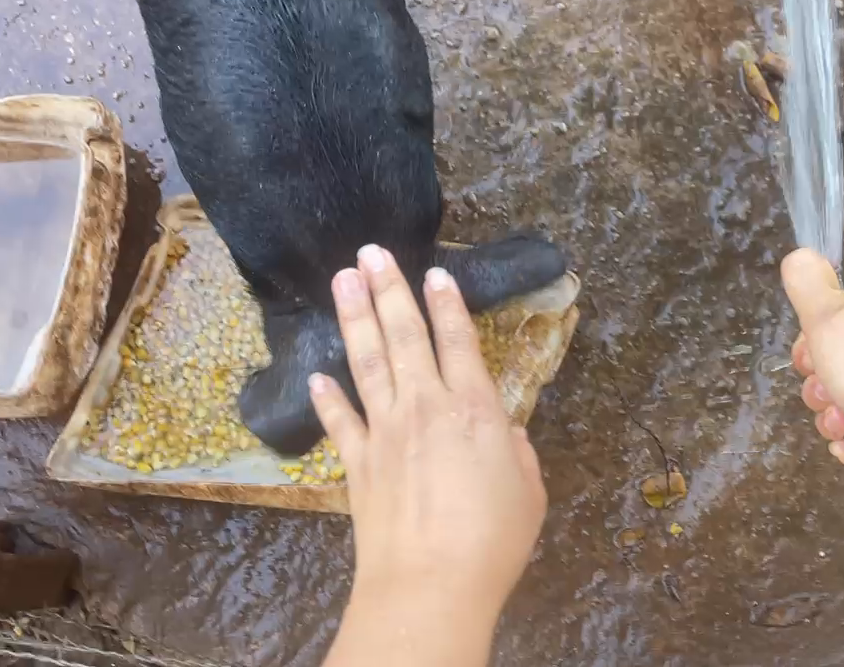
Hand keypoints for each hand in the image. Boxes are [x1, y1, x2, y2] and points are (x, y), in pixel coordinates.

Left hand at [312, 245, 545, 662]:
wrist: (429, 590)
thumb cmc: (493, 540)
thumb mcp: (528, 490)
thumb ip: (517, 451)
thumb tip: (504, 433)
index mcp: (474, 407)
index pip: (458, 340)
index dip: (448, 303)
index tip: (436, 271)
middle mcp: (425, 405)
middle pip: (404, 336)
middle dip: (389, 290)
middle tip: (371, 253)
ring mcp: (385, 431)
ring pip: (367, 362)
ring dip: (355, 318)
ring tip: (342, 281)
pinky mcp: (357, 463)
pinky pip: (340, 421)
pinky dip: (326, 397)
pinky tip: (315, 375)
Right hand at [781, 248, 843, 463]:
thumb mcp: (826, 315)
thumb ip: (807, 283)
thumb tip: (801, 252)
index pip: (825, 321)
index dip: (807, 344)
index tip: (811, 360)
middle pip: (830, 362)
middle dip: (818, 385)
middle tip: (826, 394)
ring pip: (842, 397)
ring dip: (830, 414)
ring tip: (842, 424)